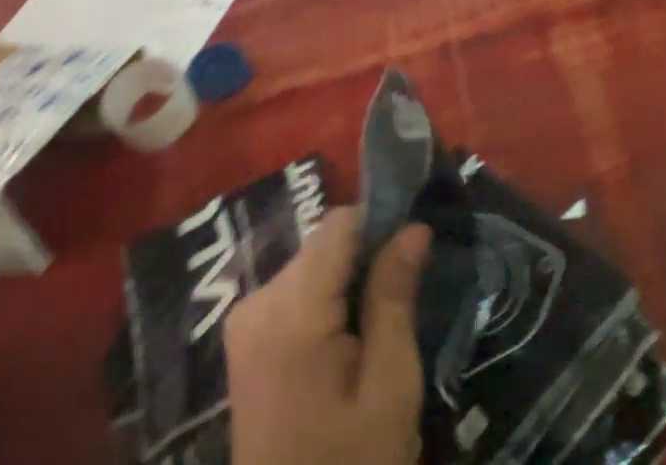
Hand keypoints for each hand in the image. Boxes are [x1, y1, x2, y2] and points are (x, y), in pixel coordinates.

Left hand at [226, 205, 432, 464]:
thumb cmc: (352, 461)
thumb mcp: (389, 384)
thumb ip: (394, 298)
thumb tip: (414, 227)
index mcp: (289, 309)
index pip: (339, 225)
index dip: (383, 224)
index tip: (421, 249)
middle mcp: (256, 300)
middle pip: (323, 245)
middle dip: (368, 258)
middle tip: (410, 295)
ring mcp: (244, 321)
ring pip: (312, 266)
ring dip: (350, 282)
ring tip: (385, 322)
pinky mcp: (245, 340)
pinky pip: (295, 293)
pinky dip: (328, 302)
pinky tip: (352, 341)